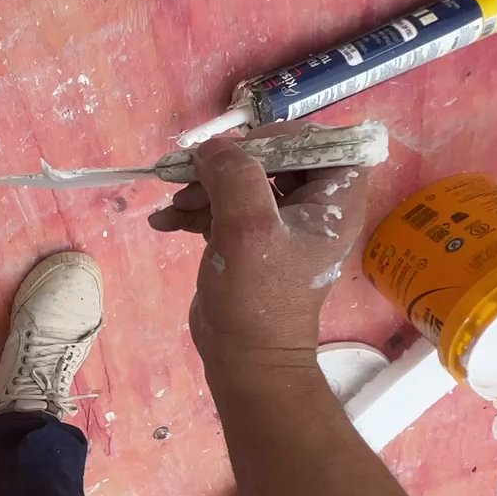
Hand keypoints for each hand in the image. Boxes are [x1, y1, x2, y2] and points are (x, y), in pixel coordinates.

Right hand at [148, 125, 369, 368]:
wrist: (242, 355)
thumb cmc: (257, 296)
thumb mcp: (248, 230)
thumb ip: (234, 179)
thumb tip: (211, 148)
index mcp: (334, 200)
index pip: (320, 143)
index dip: (277, 140)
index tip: (235, 155)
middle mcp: (309, 207)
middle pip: (270, 162)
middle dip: (225, 167)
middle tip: (189, 178)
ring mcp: (274, 226)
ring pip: (238, 185)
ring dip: (200, 189)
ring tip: (172, 205)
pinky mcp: (243, 243)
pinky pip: (218, 211)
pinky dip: (190, 212)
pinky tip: (163, 222)